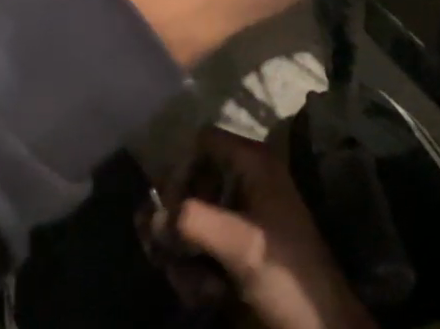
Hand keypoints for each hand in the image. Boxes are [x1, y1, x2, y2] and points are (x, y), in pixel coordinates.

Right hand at [175, 131, 375, 328]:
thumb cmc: (288, 276)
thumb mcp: (241, 245)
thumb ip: (192, 222)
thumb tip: (151, 218)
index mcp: (253, 165)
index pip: (201, 141)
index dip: (181, 168)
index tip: (170, 205)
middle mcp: (243, 183)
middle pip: (186, 184)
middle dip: (174, 223)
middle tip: (170, 253)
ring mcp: (237, 218)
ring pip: (184, 222)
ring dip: (181, 256)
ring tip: (199, 287)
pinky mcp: (232, 251)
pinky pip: (194, 250)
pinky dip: (192, 273)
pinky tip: (206, 297)